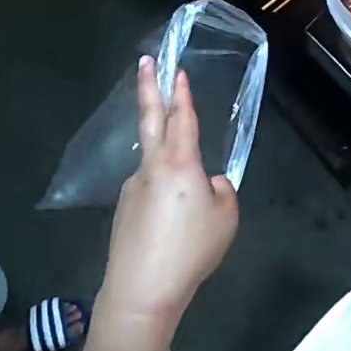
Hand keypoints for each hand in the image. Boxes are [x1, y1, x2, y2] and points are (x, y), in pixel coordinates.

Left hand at [99, 56, 239, 330]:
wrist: (142, 288)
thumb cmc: (191, 249)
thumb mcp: (226, 218)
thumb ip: (222, 191)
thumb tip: (209, 182)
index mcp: (180, 163)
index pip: (181, 118)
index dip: (181, 93)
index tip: (176, 69)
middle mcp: (152, 167)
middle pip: (150, 119)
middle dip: (148, 87)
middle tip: (144, 61)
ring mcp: (133, 186)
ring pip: (155, 164)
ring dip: (168, 164)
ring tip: (189, 214)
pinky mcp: (124, 208)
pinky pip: (150, 192)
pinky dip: (164, 198)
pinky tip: (172, 230)